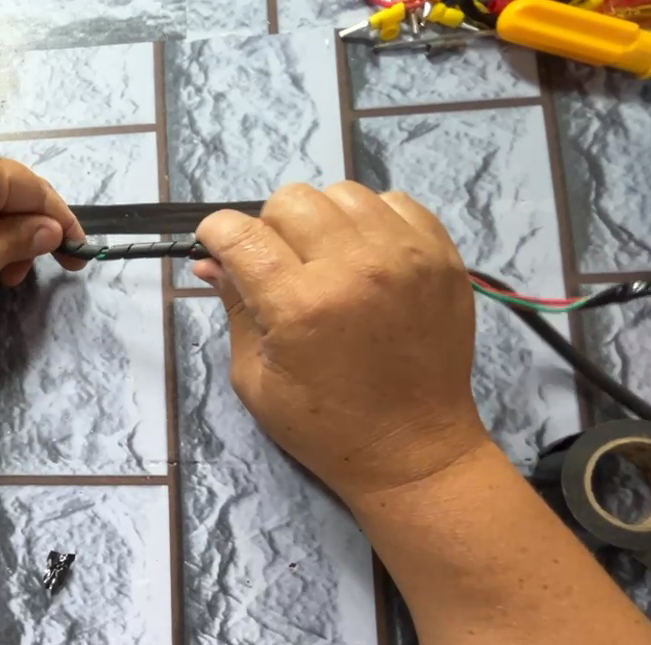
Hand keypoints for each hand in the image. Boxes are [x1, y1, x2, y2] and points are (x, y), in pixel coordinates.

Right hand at [193, 182, 490, 500]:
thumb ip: (236, 309)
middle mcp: (354, 268)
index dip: (216, 231)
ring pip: (342, 194)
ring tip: (315, 260)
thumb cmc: (318, 423)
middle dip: (265, 226)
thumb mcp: (254, 376)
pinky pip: (393, 203)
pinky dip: (364, 220)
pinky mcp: (440, 256)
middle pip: (292, 201)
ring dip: (315, 219)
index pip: (244, 236)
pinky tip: (356, 258)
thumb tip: (210, 262)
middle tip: (267, 265)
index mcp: (299, 307)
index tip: (211, 242)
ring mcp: (405, 256)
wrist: (408, 444)